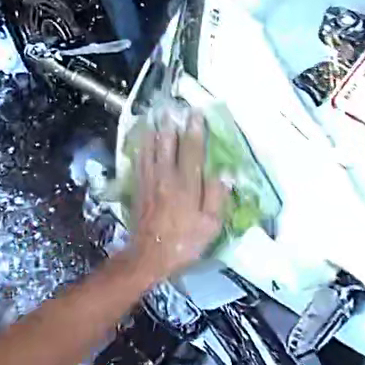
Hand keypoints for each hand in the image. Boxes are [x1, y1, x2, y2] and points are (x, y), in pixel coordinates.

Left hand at [126, 118, 224, 277]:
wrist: (149, 256)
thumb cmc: (184, 242)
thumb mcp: (210, 225)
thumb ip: (217, 196)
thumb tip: (225, 172)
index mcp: (186, 184)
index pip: (192, 150)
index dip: (195, 130)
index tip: (197, 114)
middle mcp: (166, 177)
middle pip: (168, 144)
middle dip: (172, 124)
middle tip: (174, 108)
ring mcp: (149, 181)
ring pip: (150, 149)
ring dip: (155, 131)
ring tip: (157, 116)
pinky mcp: (138, 188)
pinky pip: (139, 161)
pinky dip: (142, 146)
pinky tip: (143, 139)